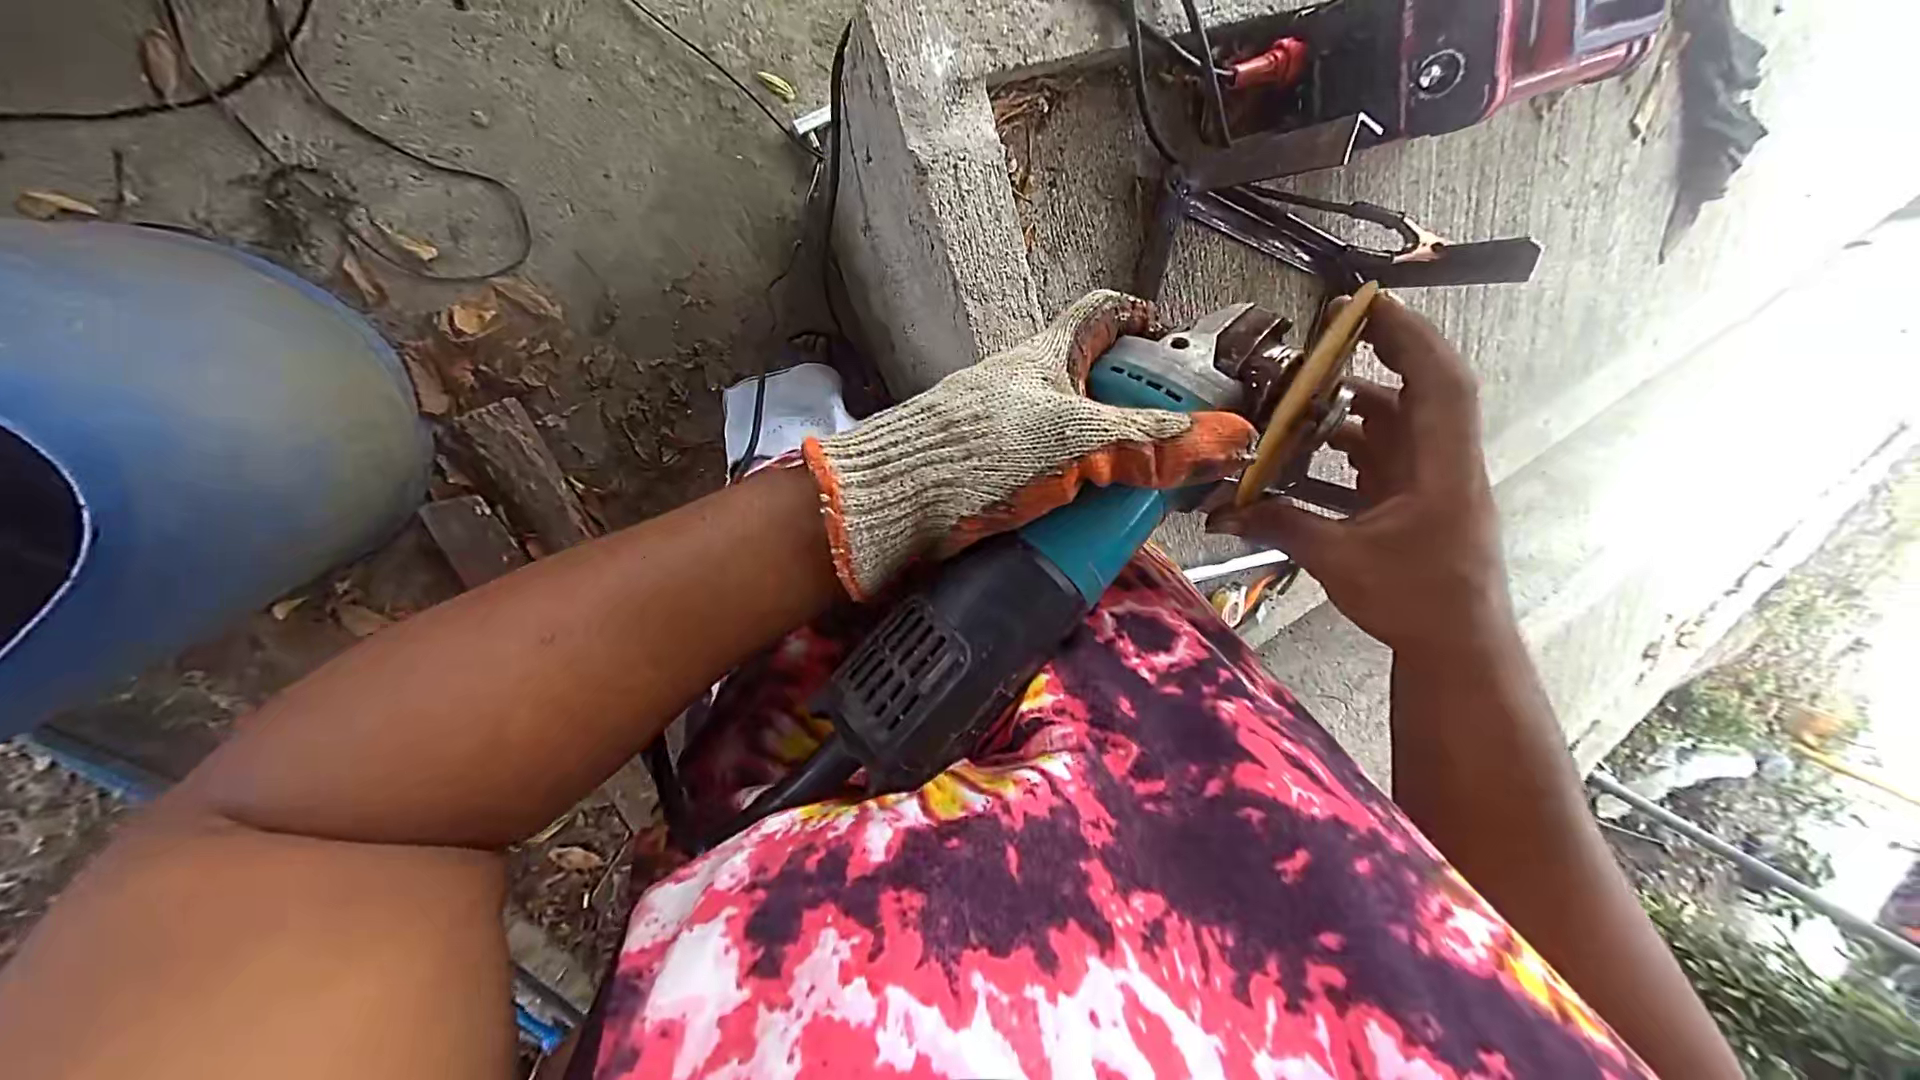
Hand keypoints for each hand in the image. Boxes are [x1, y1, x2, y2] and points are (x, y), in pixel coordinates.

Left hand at [804, 290, 1256, 599]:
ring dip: (1110, 463)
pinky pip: (1053, 476)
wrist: (888, 510)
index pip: (1105, 313)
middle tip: (1171, 449)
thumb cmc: (969, 455)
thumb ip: (1148, 444)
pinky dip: (1078, 493)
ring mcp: (1011, 433)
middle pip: (1102, 383)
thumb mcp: (1072, 444)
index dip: (1149, 323)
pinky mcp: (997, 475)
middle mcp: (1029, 388)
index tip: (1181, 357)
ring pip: (1080, 437)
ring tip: (1133, 494)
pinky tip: (1087, 517)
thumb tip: (1227, 440)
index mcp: (1046, 356)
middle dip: (1140, 414)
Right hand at [1208, 293, 1511, 652]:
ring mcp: (1432, 481)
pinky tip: (1316, 447)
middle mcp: (1443, 464)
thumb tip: (1220, 512)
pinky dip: (1352, 441)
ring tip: (1308, 393)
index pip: (1438, 382)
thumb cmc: (1415, 600)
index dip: (1408, 337)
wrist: (1458, 646)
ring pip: (1399, 423)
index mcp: (1441, 469)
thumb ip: (1280, 526)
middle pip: (1418, 391)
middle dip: (1376, 356)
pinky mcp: (1417, 499)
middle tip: (1326, 336)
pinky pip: (1385, 454)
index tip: (1369, 305)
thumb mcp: (1339, 559)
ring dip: (1357, 404)